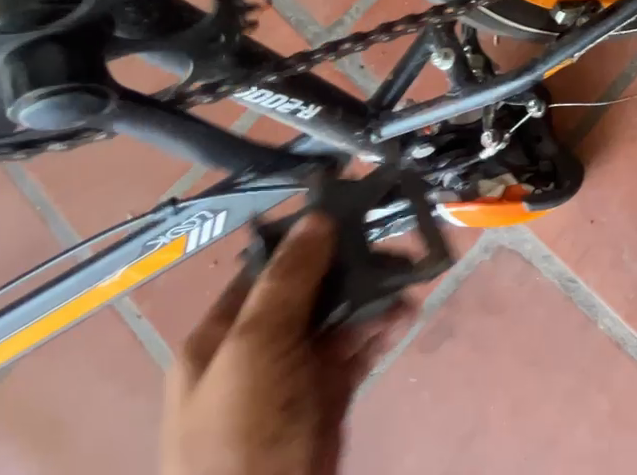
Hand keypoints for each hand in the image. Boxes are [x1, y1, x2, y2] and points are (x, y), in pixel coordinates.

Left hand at [161, 213, 408, 474]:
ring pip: (342, 316)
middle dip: (357, 267)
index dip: (312, 236)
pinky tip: (405, 320)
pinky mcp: (328, 391)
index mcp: (223, 332)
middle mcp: (258, 345)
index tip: (360, 208)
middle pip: (313, 288)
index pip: (270, 266)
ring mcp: (295, 370)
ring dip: (377, 298)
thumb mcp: (256, 348)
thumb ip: (288, 282)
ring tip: (412, 287)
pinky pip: (359, 348)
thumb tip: (317, 215)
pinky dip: (383, 330)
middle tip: (402, 247)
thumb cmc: (244, 428)